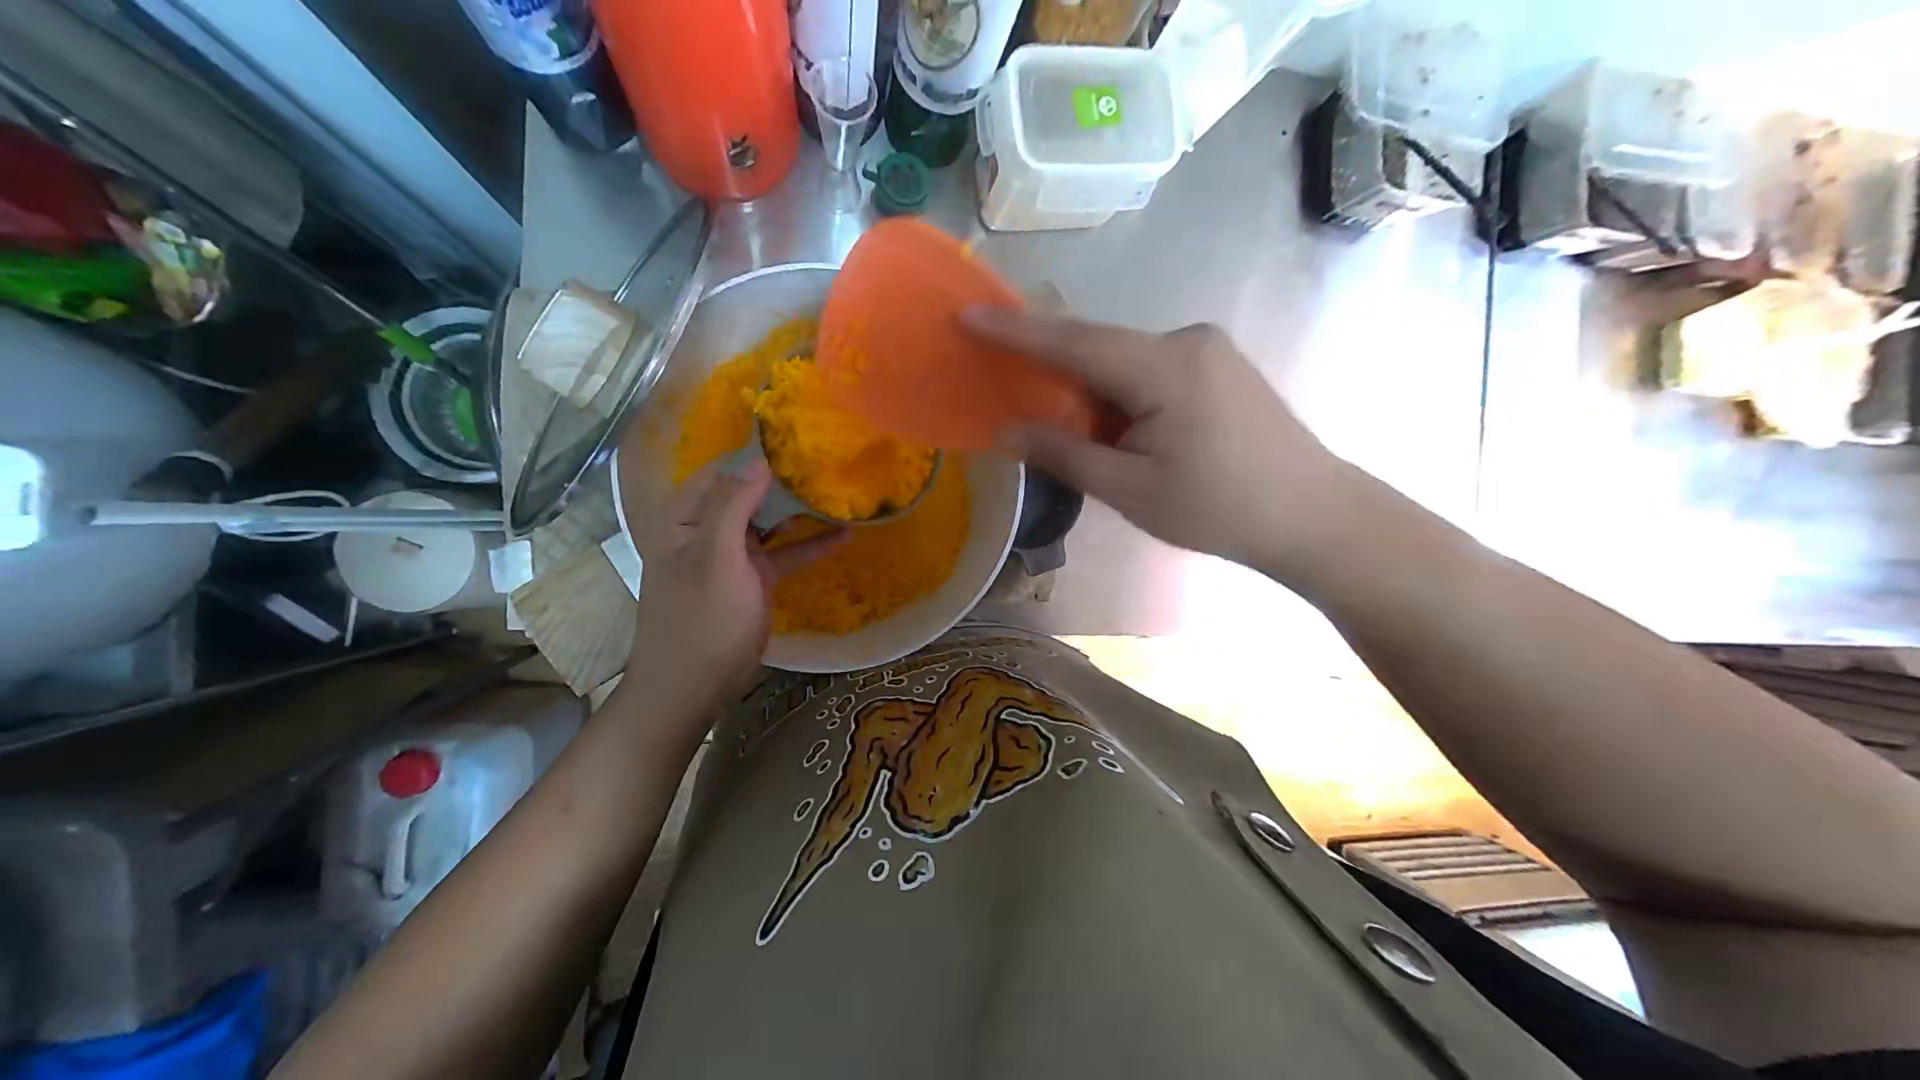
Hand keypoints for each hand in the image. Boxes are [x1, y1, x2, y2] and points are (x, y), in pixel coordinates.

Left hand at [628, 459, 843, 716]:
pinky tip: (845, 534)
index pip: (721, 469)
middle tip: (829, 457)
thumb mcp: (715, 559)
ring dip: (800, 508)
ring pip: (769, 520)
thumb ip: (732, 506)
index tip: (798, 436)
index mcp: (684, 517)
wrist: (693, 689)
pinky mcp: (753, 578)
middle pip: (748, 491)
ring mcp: (732, 555)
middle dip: (785, 477)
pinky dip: (810, 544)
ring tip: (840, 487)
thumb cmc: (701, 621)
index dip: (755, 452)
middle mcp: (706, 529)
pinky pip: (784, 553)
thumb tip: (757, 458)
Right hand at [961, 309, 1357, 575]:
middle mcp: (1187, 340)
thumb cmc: (1219, 509)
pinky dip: (1120, 392)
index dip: (1015, 330)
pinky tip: (1117, 428)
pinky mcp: (1219, 366)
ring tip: (1074, 433)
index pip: (1073, 341)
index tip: (966, 314)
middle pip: (1098, 347)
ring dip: (1090, 389)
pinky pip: (1149, 368)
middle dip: (1052, 369)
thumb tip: (1006, 431)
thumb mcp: (1131, 490)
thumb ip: (1065, 454)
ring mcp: (1208, 350)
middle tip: (1010, 392)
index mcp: (1164, 367)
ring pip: (1123, 359)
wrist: (1313, 515)